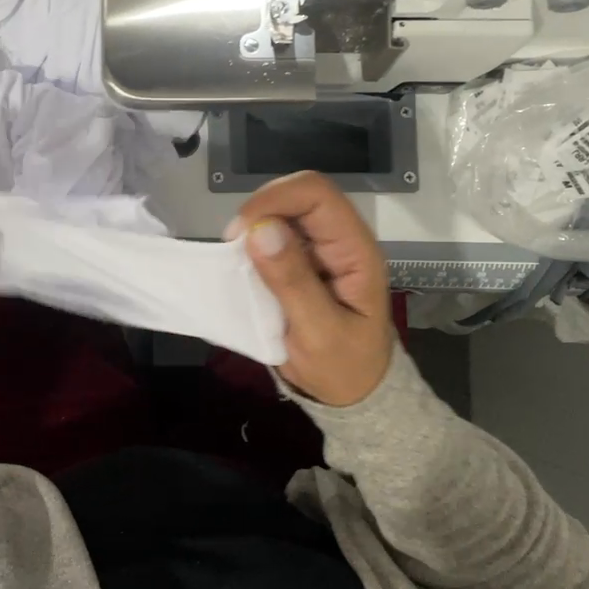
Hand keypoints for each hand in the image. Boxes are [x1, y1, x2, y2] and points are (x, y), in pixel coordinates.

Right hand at [228, 171, 393, 405]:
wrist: (353, 394)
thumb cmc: (343, 367)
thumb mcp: (318, 332)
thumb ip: (292, 281)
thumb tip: (260, 230)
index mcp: (355, 250)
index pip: (317, 194)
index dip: (275, 199)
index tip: (240, 233)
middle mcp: (340, 239)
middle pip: (298, 194)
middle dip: (260, 211)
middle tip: (233, 248)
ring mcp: (321, 248)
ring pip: (283, 210)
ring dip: (254, 227)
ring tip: (237, 260)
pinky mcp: (302, 259)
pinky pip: (274, 233)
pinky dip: (253, 242)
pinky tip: (243, 267)